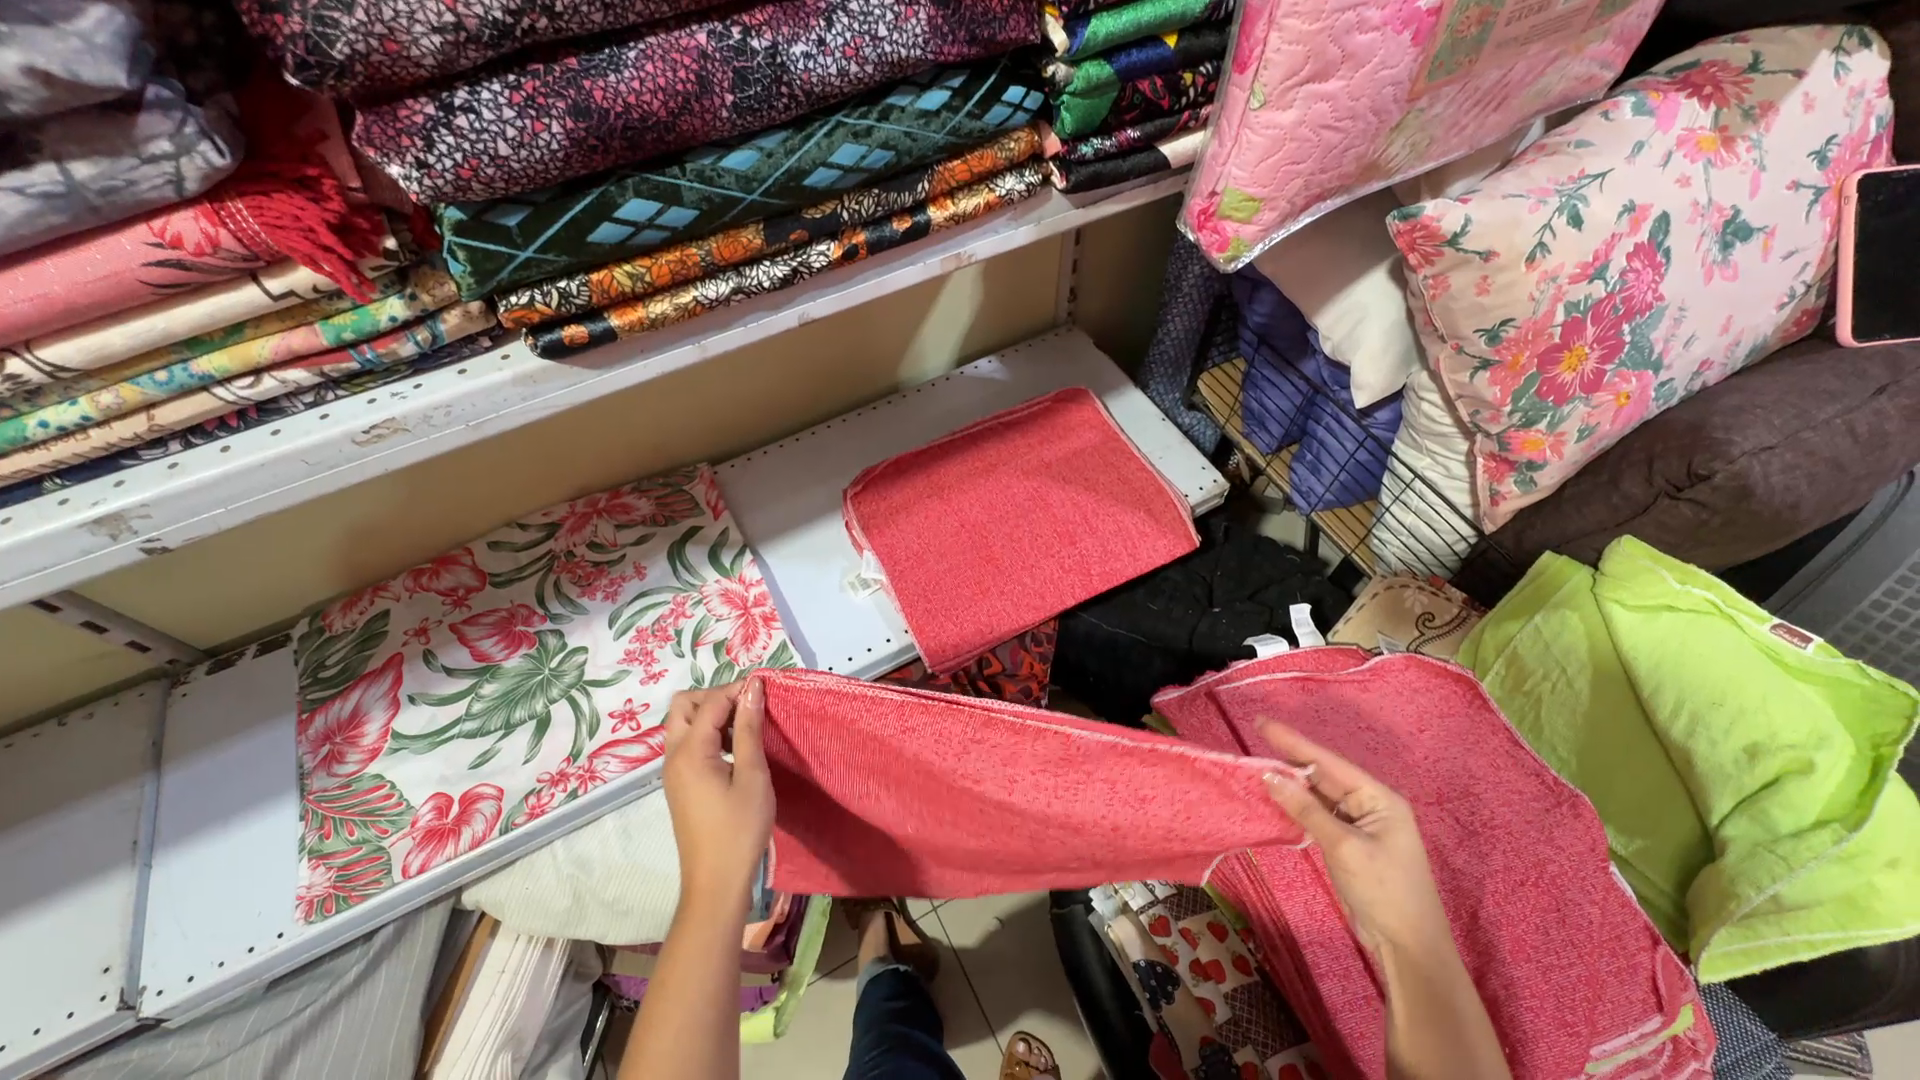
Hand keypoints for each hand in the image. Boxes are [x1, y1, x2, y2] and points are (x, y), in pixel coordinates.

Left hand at [662, 677, 773, 911]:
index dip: (738, 689)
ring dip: (711, 715)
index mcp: (689, 751)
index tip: (767, 689)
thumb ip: (749, 728)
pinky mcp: (680, 784)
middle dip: (716, 697)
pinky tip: (736, 749)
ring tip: (746, 728)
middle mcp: (673, 756)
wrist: (716, 880)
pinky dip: (709, 735)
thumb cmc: (740, 828)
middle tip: (748, 708)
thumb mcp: (752, 775)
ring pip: (683, 724)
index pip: (710, 702)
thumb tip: (752, 688)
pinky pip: (688, 744)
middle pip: (684, 705)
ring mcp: (673, 771)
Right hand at [1258, 720, 1453, 961]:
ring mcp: (1361, 826)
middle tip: (1256, 739)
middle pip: (1324, 777)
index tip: (1263, 723)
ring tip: (1259, 766)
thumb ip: (1306, 810)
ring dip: (1292, 785)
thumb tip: (1271, 777)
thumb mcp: (1342, 846)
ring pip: (1319, 797)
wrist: (1408, 946)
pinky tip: (1278, 799)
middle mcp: (1372, 806)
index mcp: (1380, 799)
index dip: (1294, 742)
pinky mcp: (1350, 845)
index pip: (1329, 763)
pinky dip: (1298, 808)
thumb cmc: (1383, 891)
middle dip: (1290, 760)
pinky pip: (1319, 816)